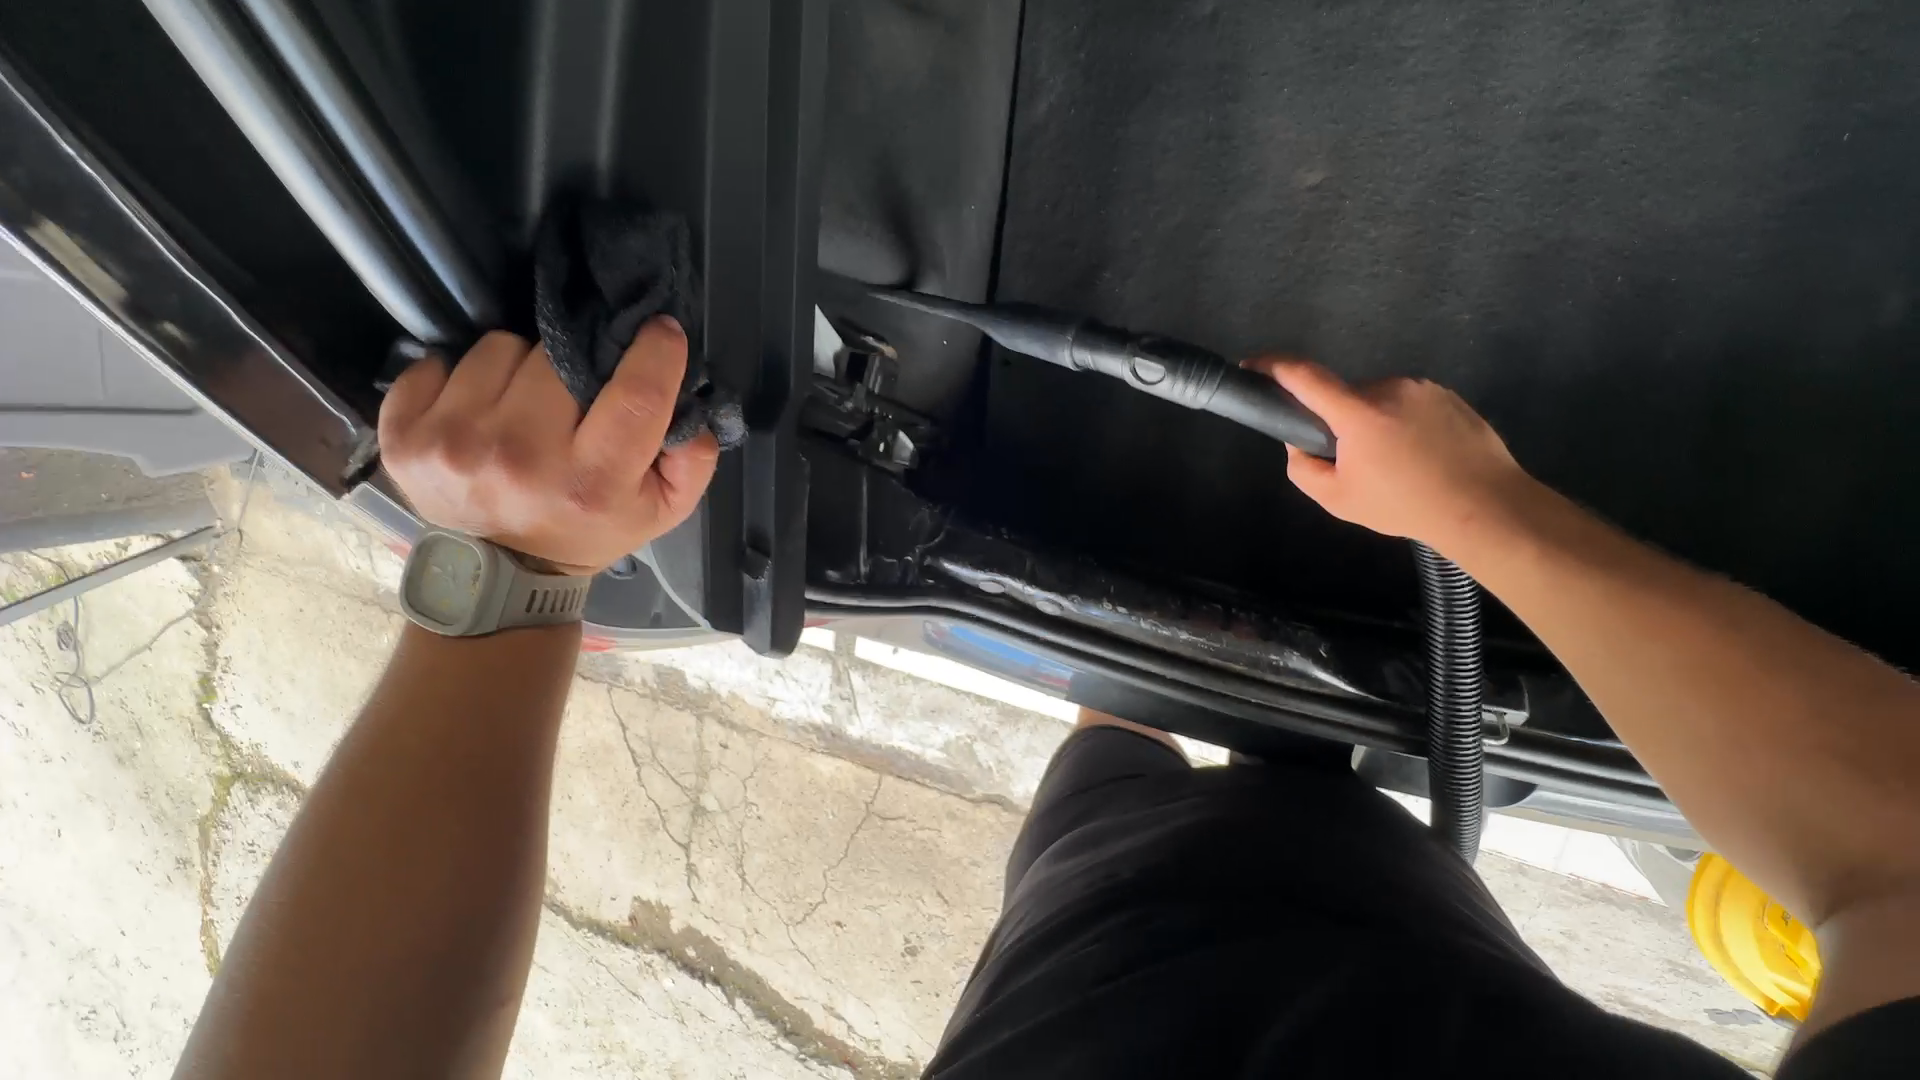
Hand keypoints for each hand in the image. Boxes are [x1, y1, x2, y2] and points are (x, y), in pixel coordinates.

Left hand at [378, 319, 719, 574]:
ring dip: (520, 368)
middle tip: (577, 392)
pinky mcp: (404, 435)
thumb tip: (688, 394)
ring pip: (500, 349)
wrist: (502, 574)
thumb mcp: (663, 511)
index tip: (660, 331)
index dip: (654, 352)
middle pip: (559, 358)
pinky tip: (479, 410)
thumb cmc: (589, 530)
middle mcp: (520, 458)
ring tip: (525, 404)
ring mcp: (453, 443)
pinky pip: (438, 363)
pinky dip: (462, 378)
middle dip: (576, 365)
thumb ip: (693, 457)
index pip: (634, 395)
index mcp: (591, 483)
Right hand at [1243, 357, 1535, 550]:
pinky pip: (1408, 405)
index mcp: (1358, 413)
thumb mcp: (1338, 499)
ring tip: (1395, 465)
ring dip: (1373, 425)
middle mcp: (1389, 388)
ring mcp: (1423, 388)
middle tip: (1355, 463)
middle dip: (1340, 423)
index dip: (1272, 366)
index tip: (1252, 365)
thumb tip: (1300, 444)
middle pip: (1344, 398)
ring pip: (1377, 402)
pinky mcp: (1448, 395)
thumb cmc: (1405, 505)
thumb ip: (1303, 468)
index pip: (1304, 377)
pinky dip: (1402, 426)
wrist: (1485, 506)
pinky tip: (1420, 458)